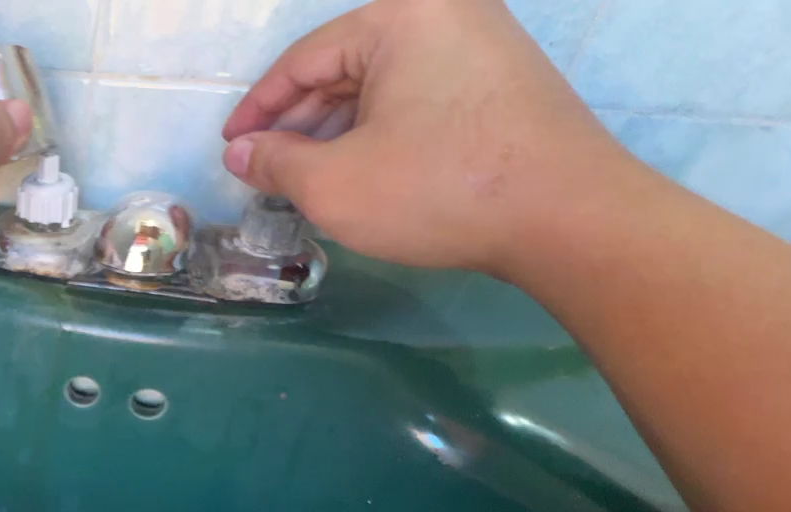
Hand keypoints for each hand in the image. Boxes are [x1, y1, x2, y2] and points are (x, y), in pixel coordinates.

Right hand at [221, 0, 646, 274]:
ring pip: (379, 85)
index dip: (257, 108)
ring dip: (332, 131)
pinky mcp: (499, 82)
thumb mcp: (331, 183)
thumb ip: (274, 162)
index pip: (303, 58)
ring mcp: (480, 44)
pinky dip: (374, 131)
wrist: (561, 212)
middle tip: (262, 169)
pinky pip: (414, 97)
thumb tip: (238, 152)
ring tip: (302, 178)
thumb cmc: (434, 188)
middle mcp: (445, 13)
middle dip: (295, 121)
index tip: (229, 147)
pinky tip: (356, 170)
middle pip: (342, 67)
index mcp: (400, 18)